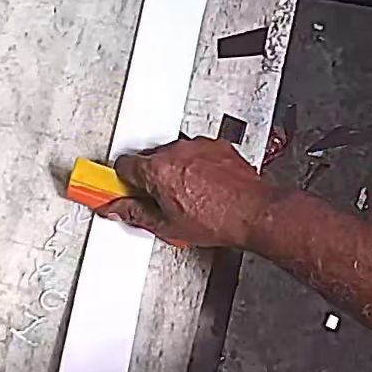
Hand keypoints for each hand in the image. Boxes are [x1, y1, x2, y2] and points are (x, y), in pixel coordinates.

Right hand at [98, 137, 278, 248]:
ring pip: (173, 155)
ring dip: (174, 171)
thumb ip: (135, 213)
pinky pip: (196, 153)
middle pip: (148, 159)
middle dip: (150, 178)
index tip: (122, 190)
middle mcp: (176, 151)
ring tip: (187, 197)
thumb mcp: (167, 226)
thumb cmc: (218, 220)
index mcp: (157, 169)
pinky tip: (204, 188)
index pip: (123, 166)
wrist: (255, 213)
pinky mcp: (216, 145)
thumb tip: (116, 209)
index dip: (122, 182)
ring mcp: (198, 146)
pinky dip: (196, 166)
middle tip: (159, 200)